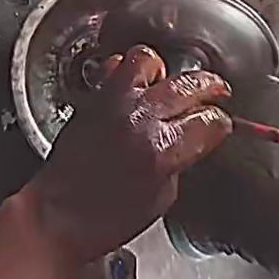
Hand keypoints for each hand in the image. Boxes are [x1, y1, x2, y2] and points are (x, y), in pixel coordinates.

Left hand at [11, 46, 231, 272]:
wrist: (58, 216)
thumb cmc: (106, 218)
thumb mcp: (162, 197)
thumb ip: (181, 161)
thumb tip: (193, 140)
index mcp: (163, 150)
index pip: (210, 120)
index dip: (220, 123)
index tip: (219, 125)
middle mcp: (140, 120)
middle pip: (190, 84)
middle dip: (211, 88)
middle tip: (215, 94)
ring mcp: (114, 104)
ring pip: (149, 61)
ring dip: (164, 72)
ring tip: (168, 85)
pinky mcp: (94, 99)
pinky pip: (115, 67)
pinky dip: (128, 72)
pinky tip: (135, 88)